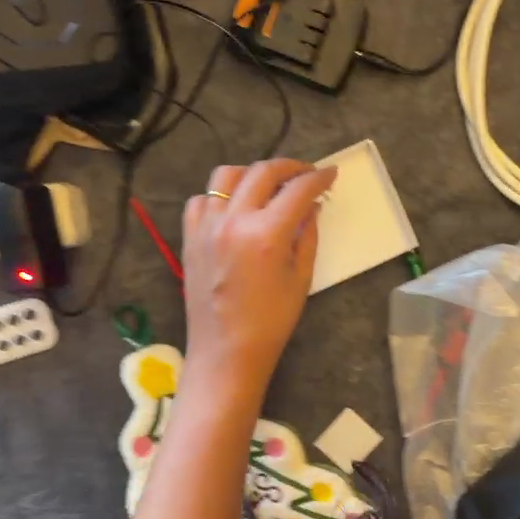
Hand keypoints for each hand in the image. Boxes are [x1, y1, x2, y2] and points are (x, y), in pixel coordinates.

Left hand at [180, 159, 335, 397]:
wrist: (226, 351)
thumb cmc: (271, 322)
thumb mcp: (301, 278)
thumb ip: (307, 236)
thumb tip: (311, 207)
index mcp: (267, 234)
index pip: (298, 190)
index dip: (319, 178)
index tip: (330, 175)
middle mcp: (234, 220)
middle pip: (263, 172)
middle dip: (290, 167)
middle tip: (305, 175)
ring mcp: (207, 226)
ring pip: (227, 176)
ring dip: (252, 173)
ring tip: (267, 185)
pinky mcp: (190, 236)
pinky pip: (201, 200)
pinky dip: (219, 195)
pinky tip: (233, 208)